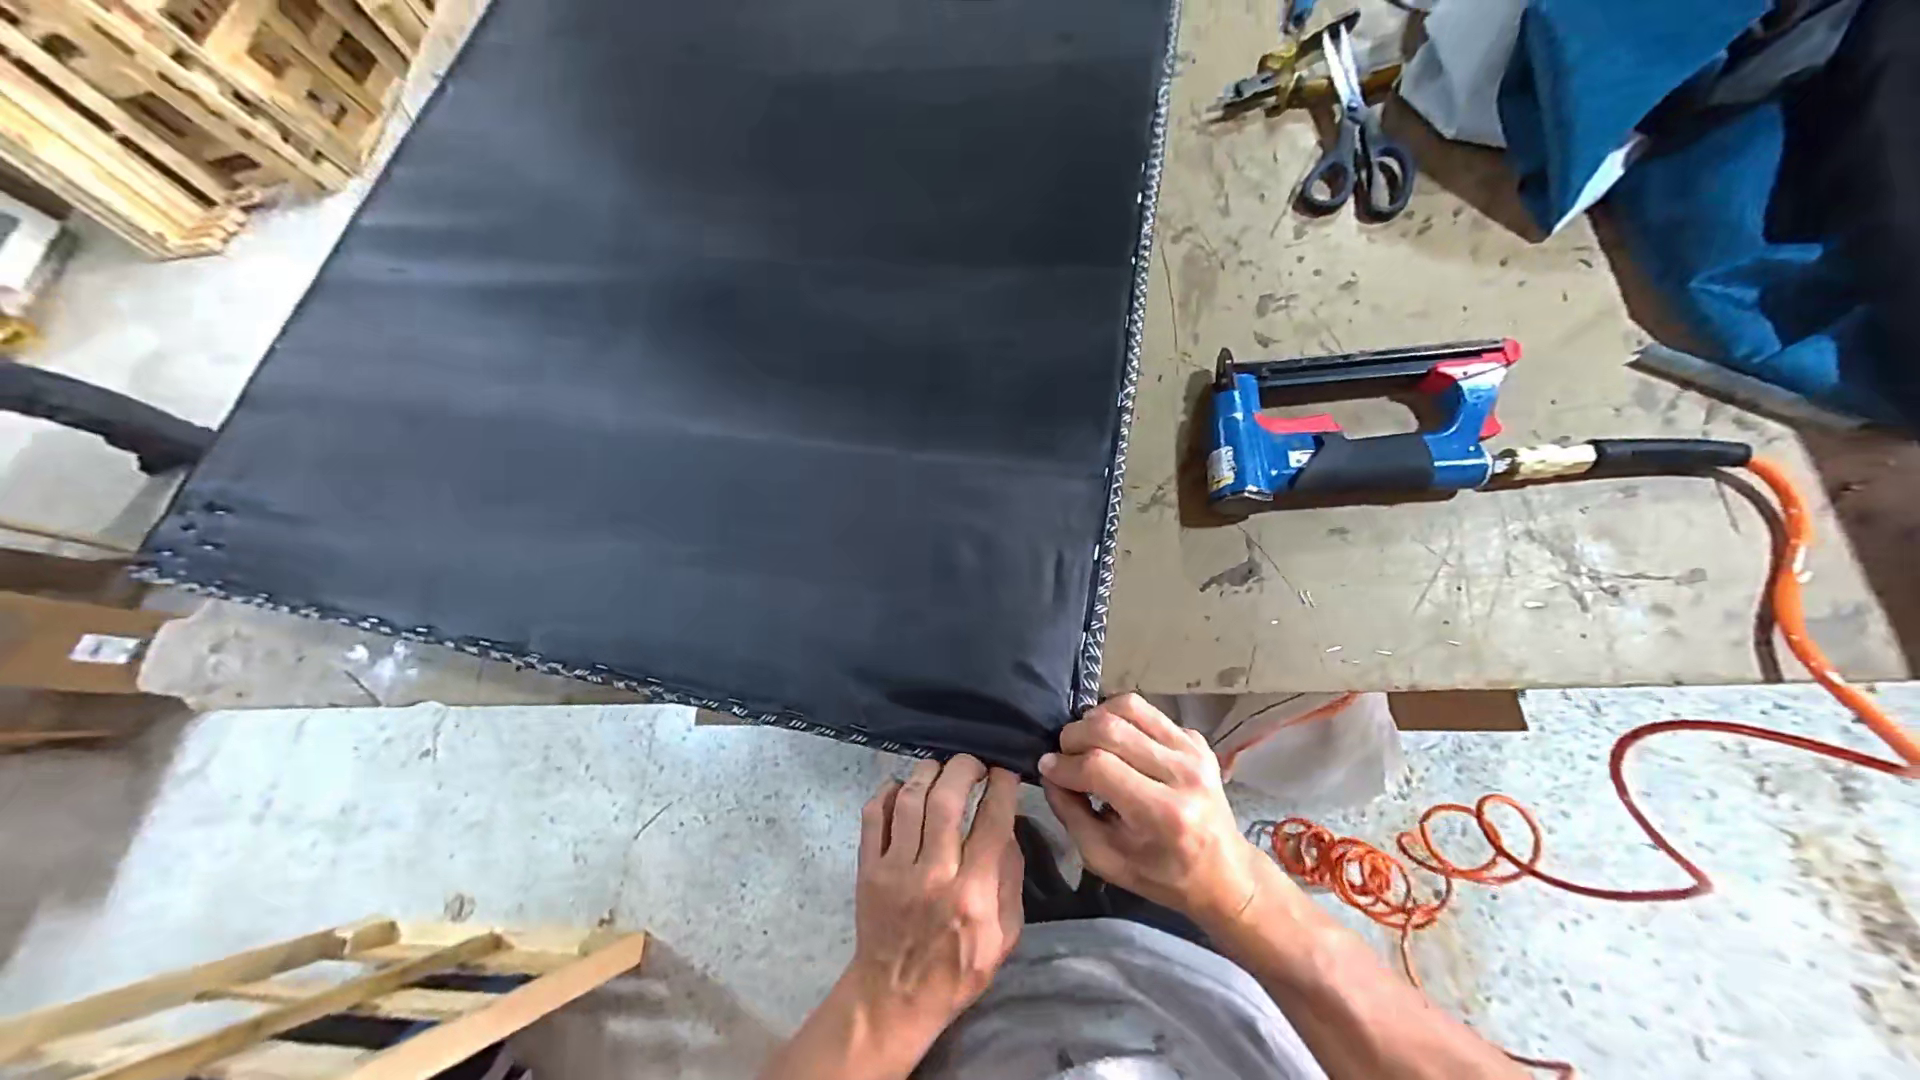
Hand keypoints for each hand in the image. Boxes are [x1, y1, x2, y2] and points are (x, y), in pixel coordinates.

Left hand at [842, 755, 1022, 1037]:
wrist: (895, 997)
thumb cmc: (957, 968)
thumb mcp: (1004, 935)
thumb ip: (1010, 877)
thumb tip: (1008, 823)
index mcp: (973, 894)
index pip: (992, 821)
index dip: (1002, 785)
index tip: (1005, 771)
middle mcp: (933, 875)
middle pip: (947, 799)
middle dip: (965, 768)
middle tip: (974, 763)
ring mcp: (895, 869)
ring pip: (910, 799)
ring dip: (929, 772)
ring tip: (942, 770)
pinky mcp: (867, 868)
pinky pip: (874, 814)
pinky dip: (889, 790)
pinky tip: (905, 786)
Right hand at [1040, 693, 1268, 925]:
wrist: (1224, 873)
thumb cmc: (1161, 874)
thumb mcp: (1105, 860)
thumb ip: (1071, 814)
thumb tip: (1049, 772)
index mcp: (1162, 814)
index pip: (1098, 767)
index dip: (1064, 764)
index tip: (1047, 767)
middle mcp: (1182, 775)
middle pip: (1110, 729)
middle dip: (1073, 736)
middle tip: (1064, 753)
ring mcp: (1193, 751)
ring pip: (1129, 707)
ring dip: (1095, 718)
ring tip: (1087, 739)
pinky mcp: (1197, 739)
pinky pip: (1148, 711)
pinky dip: (1121, 719)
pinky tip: (1118, 742)